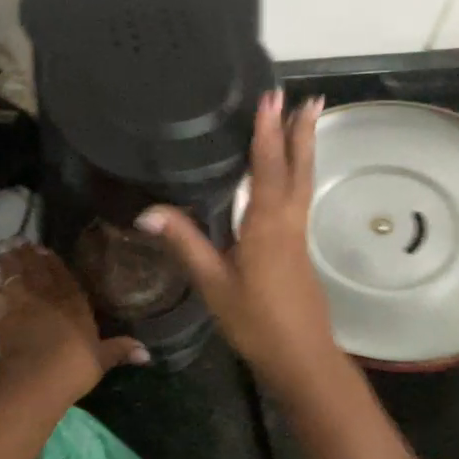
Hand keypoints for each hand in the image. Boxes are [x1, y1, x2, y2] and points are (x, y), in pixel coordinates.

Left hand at [0, 241, 147, 408]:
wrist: (39, 377)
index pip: (64, 278)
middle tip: (21, 238)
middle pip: (37, 270)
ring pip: (14, 274)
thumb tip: (148, 352)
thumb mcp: (102, 360)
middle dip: (29, 253)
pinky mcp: (0, 313)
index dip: (54, 263)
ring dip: (8, 258)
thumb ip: (120, 350)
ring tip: (3, 243)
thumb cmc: (74, 368)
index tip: (45, 248)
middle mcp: (47, 296)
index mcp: (74, 304)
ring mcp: (22, 302)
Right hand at [138, 90, 339, 398]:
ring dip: (304, 148)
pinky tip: (289, 172)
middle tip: (311, 98)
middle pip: (298, 168)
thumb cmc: (257, 321)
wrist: (303, 360)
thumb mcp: (213, 283)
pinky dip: (297, 171)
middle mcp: (288, 221)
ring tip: (306, 119)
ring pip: (303, 181)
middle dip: (301, 131)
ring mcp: (298, 234)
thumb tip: (147, 211)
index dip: (268, 131)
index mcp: (268, 224)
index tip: (272, 98)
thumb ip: (184, 243)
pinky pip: (299, 196)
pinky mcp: (298, 247)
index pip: (268, 168)